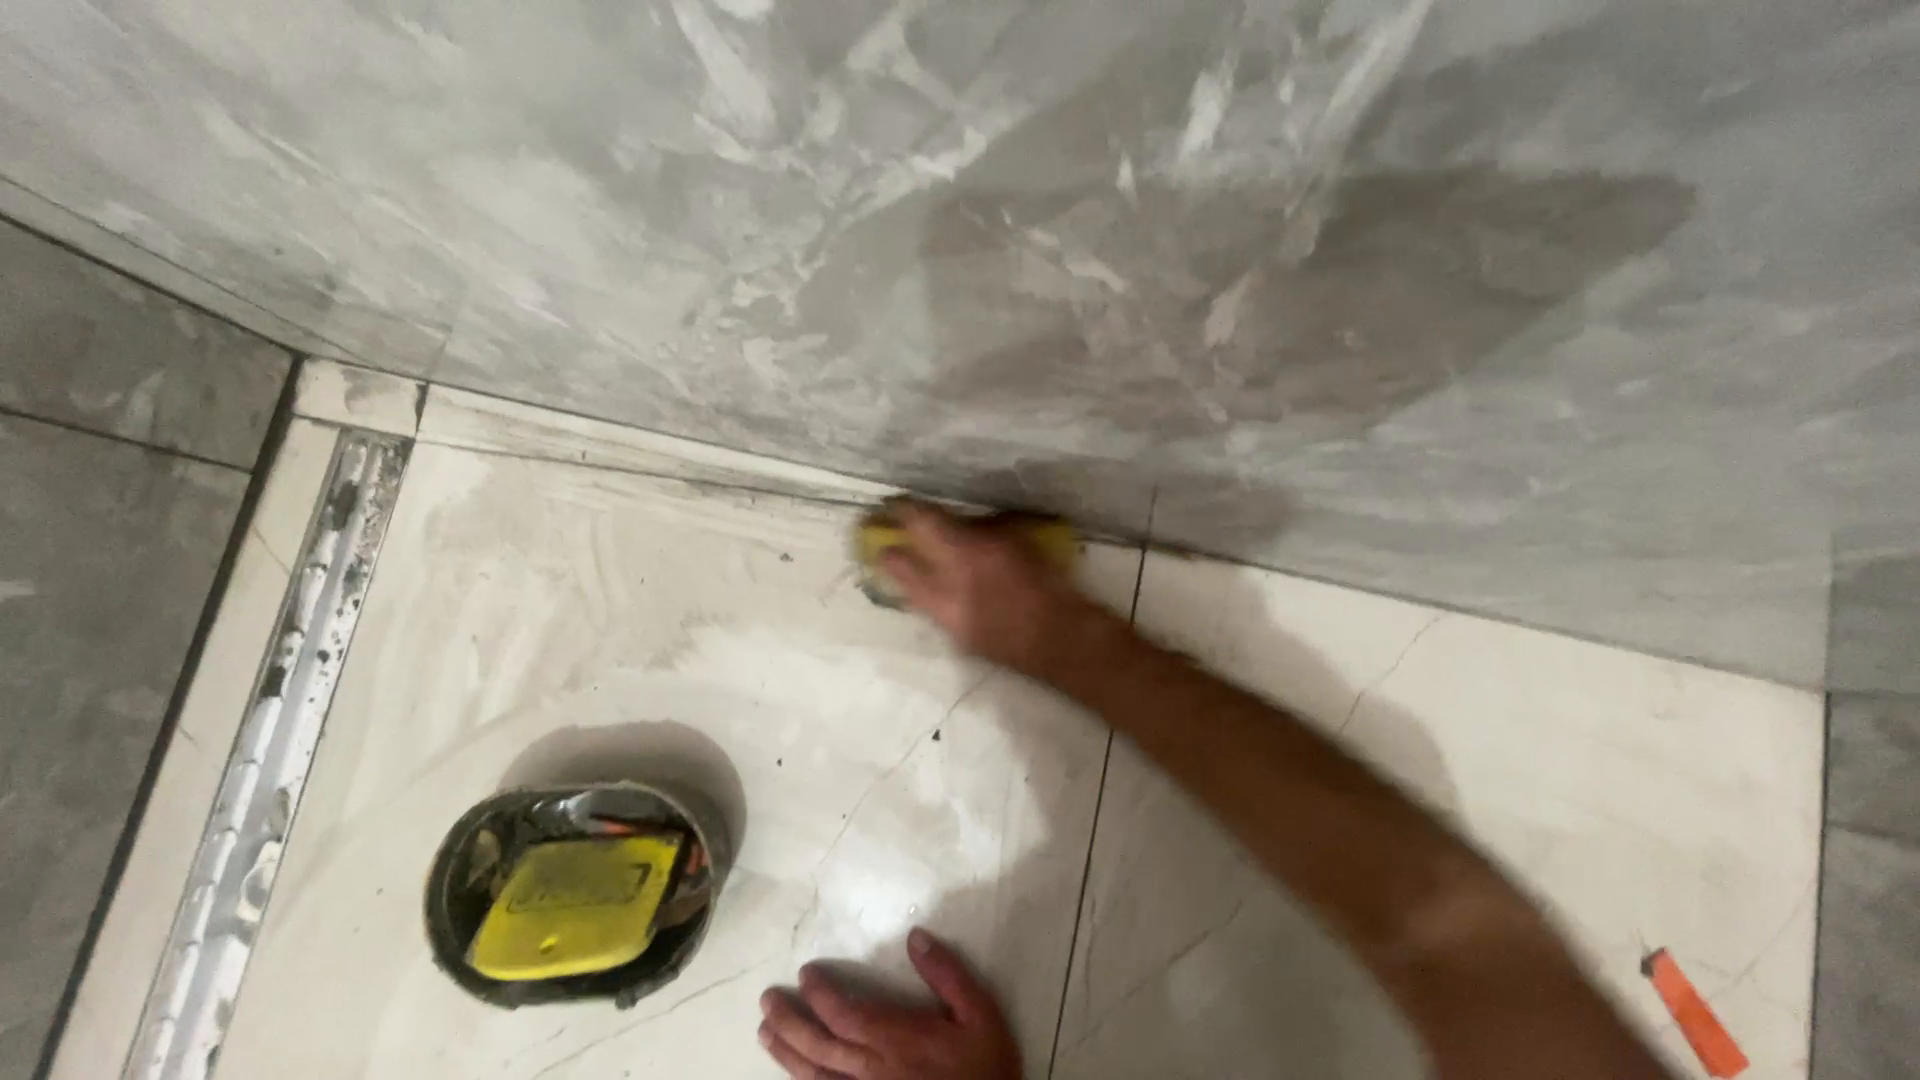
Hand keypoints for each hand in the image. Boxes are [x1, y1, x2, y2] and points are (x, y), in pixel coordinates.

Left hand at [758, 927, 1022, 1079]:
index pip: (844, 1014)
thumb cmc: (984, 1065)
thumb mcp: (978, 1011)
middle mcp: (872, 1069)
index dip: (819, 994)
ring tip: (765, 1034)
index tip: (805, 973)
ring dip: (787, 1054)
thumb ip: (946, 973)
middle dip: (789, 1021)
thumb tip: (915, 937)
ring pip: (816, 1076)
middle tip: (767, 1001)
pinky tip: (795, 1075)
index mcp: (896, 1038)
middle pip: (819, 1046)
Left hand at [879, 500, 1116, 679]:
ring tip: (902, 562)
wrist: (1062, 642)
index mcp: (966, 554)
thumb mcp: (1021, 541)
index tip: (893, 502)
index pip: (921, 523)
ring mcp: (945, 615)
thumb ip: (990, 529)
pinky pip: (930, 611)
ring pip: (907, 590)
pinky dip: (930, 597)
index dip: (903, 509)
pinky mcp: (954, 637)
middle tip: (885, 533)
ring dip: (904, 574)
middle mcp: (945, 586)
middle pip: (895, 561)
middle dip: (888, 545)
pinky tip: (939, 592)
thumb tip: (970, 523)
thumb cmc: (1049, 582)